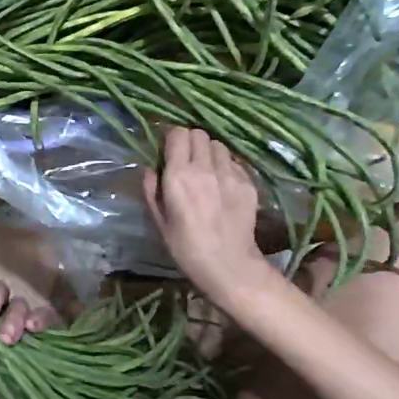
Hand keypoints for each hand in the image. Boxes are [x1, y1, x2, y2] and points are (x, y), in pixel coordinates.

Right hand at [144, 127, 273, 301]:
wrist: (228, 265)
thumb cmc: (186, 248)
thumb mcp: (160, 222)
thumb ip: (152, 191)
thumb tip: (150, 169)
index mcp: (178, 176)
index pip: (178, 134)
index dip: (173, 139)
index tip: (170, 151)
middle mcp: (204, 168)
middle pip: (199, 134)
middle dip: (191, 142)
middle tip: (188, 160)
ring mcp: (229, 173)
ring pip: (218, 145)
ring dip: (210, 153)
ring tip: (208, 171)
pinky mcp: (247, 182)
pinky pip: (234, 162)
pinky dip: (226, 167)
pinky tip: (223, 186)